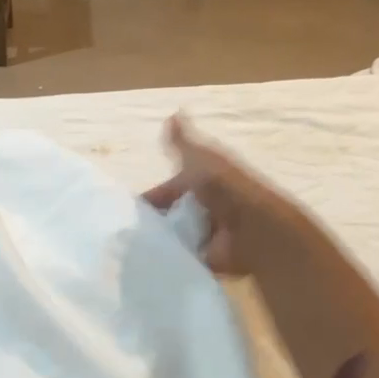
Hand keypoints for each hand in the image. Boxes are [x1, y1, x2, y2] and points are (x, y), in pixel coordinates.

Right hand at [142, 115, 327, 276]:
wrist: (252, 227)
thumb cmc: (224, 187)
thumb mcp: (199, 158)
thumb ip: (181, 142)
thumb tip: (172, 113)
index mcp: (203, 181)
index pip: (170, 189)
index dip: (151, 197)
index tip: (126, 210)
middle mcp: (206, 206)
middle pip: (172, 214)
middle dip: (153, 222)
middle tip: (127, 234)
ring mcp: (208, 234)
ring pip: (177, 237)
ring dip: (161, 242)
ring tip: (135, 251)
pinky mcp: (210, 258)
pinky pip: (185, 259)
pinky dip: (172, 261)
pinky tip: (153, 264)